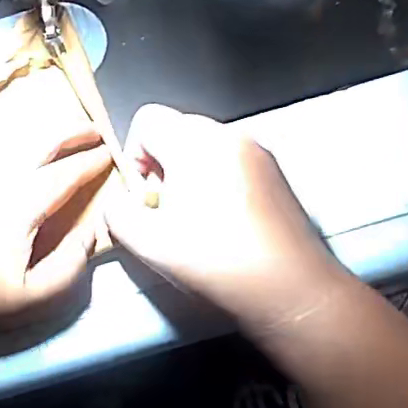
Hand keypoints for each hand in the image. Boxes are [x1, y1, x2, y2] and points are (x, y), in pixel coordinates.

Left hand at [0, 122, 113, 334]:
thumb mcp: (32, 295)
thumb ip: (69, 265)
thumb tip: (92, 233)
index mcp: (23, 207)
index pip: (65, 174)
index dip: (91, 163)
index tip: (111, 155)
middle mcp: (0, 182)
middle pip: (41, 143)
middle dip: (72, 132)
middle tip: (95, 131)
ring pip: (16, 140)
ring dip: (45, 133)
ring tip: (65, 134)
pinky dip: (12, 138)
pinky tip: (20, 146)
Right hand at [105, 104, 352, 333]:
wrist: (290, 287)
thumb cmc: (217, 261)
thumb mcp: (148, 244)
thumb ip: (118, 214)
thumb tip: (119, 203)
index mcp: (195, 144)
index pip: (147, 120)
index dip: (133, 155)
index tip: (142, 195)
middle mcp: (230, 136)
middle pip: (177, 132)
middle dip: (161, 166)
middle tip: (165, 212)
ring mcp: (258, 153)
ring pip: (206, 149)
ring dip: (190, 177)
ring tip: (195, 222)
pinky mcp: (276, 174)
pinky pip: (232, 164)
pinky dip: (218, 184)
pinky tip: (224, 225)